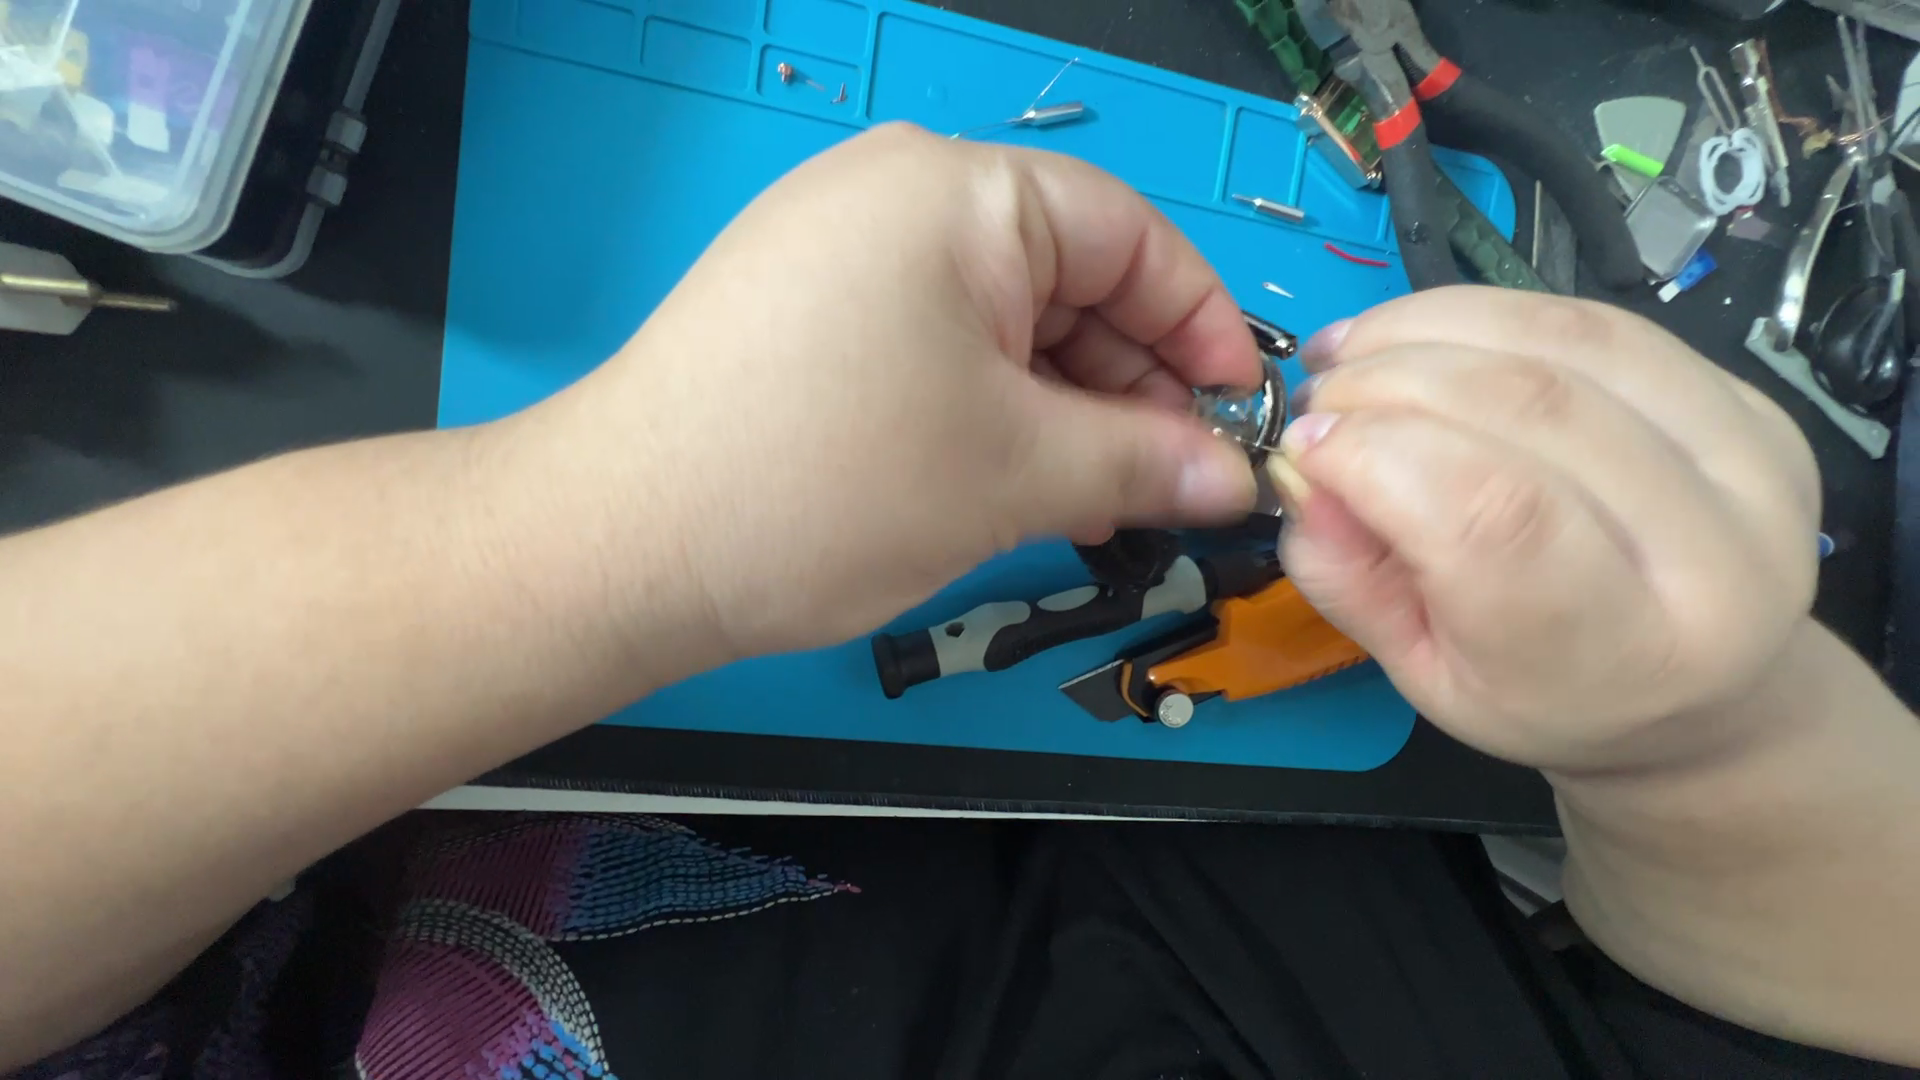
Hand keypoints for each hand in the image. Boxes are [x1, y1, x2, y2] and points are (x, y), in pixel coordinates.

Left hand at [511, 124, 1260, 660]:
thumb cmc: (830, 488)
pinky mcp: (810, 322)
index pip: (1128, 237)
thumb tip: (1230, 476)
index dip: (1197, 326)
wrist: (629, 547)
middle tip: (1165, 479)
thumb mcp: (1014, 474)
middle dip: (1126, 386)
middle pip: (1064, 283)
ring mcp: (844, 259)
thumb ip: (1143, 463)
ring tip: (1096, 497)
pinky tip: (1017, 479)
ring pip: (1001, 330)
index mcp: (959, 197)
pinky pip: (939, 353)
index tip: (1234, 410)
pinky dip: (991, 414)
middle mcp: (897, 202)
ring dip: (1061, 413)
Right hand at [1278, 287, 1820, 773]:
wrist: (1688, 688)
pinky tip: (1404, 336)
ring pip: (1561, 341)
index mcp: (1617, 650)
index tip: (1299, 448)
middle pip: (1527, 407)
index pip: (1492, 517)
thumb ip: (1346, 577)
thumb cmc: (1530, 692)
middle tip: (1313, 404)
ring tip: (1344, 358)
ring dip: (1419, 331)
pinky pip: (1587, 319)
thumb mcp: (1412, 670)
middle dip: (1382, 384)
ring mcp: (1746, 457)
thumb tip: (1297, 471)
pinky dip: (1471, 313)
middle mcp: (1711, 548)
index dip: (1374, 458)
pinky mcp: (1745, 398)